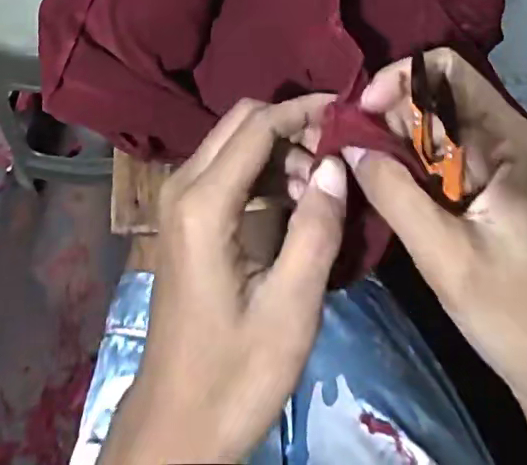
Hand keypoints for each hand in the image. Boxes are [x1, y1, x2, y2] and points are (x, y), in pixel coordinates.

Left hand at [101, 94, 347, 464]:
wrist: (178, 416)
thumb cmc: (235, 370)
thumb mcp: (291, 308)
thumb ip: (316, 230)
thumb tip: (336, 164)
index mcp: (203, 201)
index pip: (256, 125)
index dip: (303, 110)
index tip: (348, 112)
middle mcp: (182, 184)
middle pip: (240, 122)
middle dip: (292, 125)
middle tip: (340, 153)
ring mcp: (178, 198)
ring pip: (233, 142)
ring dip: (279, 150)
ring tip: (325, 186)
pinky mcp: (184, 215)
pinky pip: (227, 169)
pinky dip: (263, 170)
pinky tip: (297, 200)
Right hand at [345, 49, 526, 463]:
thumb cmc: (517, 314)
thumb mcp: (444, 254)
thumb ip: (391, 191)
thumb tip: (346, 142)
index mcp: (511, 141)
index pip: (446, 70)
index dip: (397, 78)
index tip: (361, 113)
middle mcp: (508, 139)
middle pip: (436, 93)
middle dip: (387, 110)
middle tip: (346, 143)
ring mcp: (500, 164)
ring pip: (434, 124)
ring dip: (392, 136)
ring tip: (353, 159)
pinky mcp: (490, 188)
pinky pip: (440, 155)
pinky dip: (406, 160)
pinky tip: (378, 179)